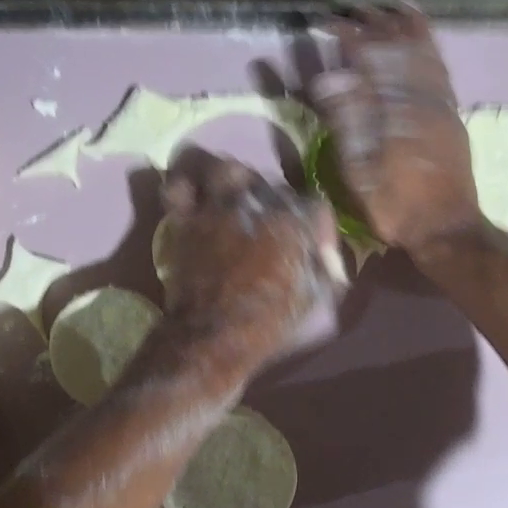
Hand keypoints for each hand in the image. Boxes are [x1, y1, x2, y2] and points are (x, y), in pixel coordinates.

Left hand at [156, 152, 339, 376]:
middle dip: (274, 200)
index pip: (314, 202)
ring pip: (226, 169)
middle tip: (270, 221)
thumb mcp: (315, 299)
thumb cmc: (268, 325)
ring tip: (233, 198)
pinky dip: (184, 189)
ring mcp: (218, 208)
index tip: (313, 245)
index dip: (316, 224)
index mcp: (294, 222)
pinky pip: (179, 188)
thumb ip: (324, 268)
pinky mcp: (186, 220)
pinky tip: (193, 199)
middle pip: (269, 183)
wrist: (214, 337)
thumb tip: (328, 258)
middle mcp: (257, 204)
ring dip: (232, 180)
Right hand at [308, 2, 483, 253]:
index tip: (327, 21)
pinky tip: (424, 39)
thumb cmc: (396, 206)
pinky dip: (430, 46)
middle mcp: (418, 97)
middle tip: (353, 8)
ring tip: (391, 6)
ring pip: (423, 53)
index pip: (368, 58)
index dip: (348, 36)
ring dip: (406, 27)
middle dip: (375, 24)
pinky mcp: (449, 115)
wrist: (446, 227)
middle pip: (398, 48)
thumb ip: (345, 122)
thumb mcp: (359, 172)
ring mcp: (438, 104)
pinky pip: (440, 67)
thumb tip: (326, 80)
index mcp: (391, 108)